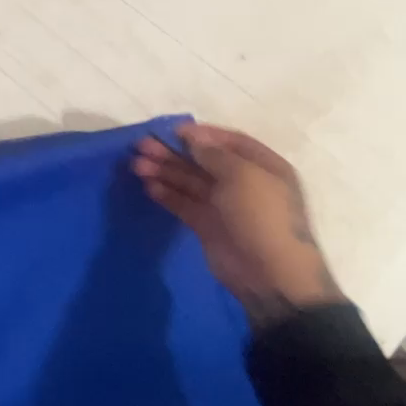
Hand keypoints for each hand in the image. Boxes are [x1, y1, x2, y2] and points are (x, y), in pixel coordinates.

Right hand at [132, 123, 342, 324]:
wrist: (269, 273)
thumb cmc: (261, 216)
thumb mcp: (242, 176)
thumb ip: (213, 154)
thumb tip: (191, 136)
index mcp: (262, 166)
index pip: (228, 142)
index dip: (200, 135)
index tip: (170, 131)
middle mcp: (243, 183)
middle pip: (203, 161)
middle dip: (173, 153)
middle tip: (141, 147)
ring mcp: (224, 205)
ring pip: (190, 182)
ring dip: (165, 172)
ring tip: (137, 166)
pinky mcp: (207, 225)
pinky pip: (184, 204)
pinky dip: (167, 194)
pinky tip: (148, 186)